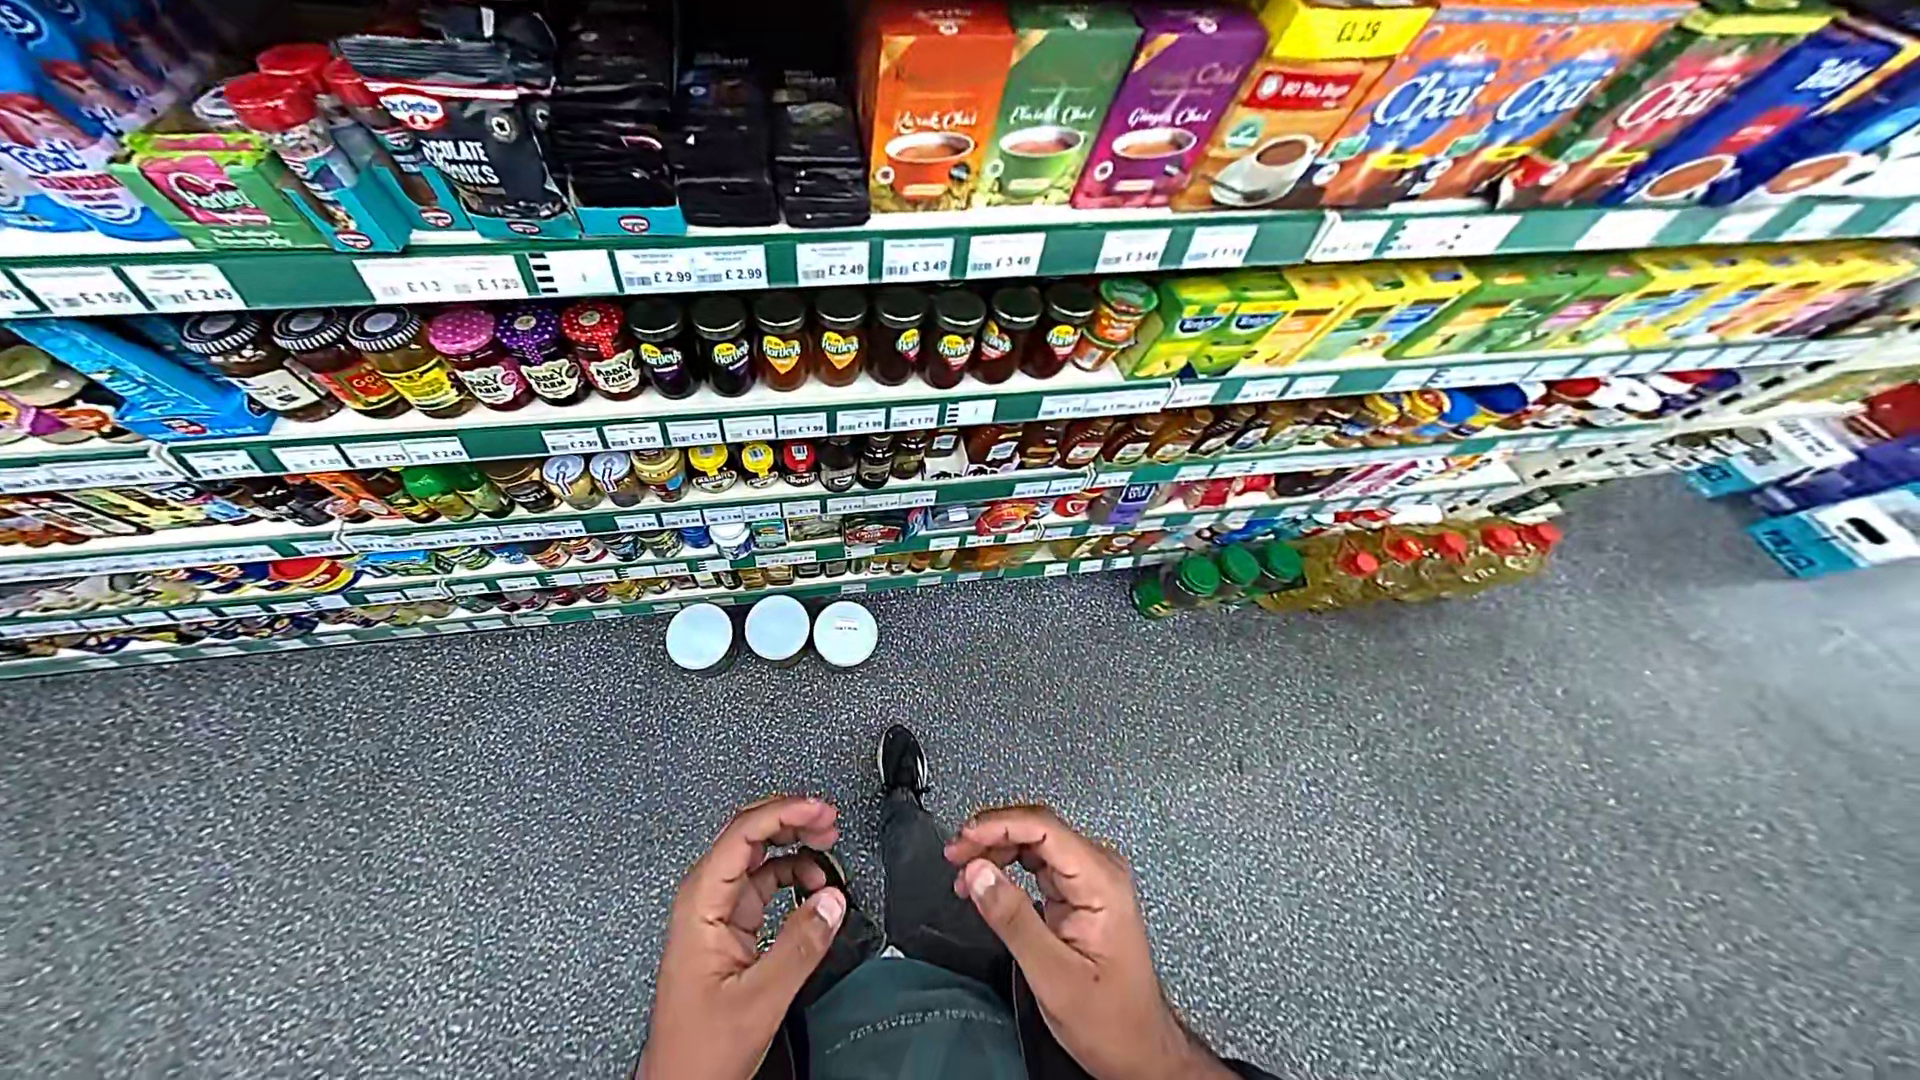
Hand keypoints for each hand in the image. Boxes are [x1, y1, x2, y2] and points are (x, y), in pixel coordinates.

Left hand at [639, 796, 846, 1079]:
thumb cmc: (697, 1053)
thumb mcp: (757, 1001)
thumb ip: (799, 946)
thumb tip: (831, 899)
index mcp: (701, 904)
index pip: (743, 833)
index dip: (785, 813)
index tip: (818, 810)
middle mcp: (706, 897)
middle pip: (751, 832)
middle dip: (793, 818)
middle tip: (829, 821)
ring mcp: (719, 908)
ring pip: (760, 851)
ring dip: (796, 841)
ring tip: (827, 844)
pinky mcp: (732, 921)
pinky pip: (767, 877)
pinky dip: (795, 871)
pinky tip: (814, 881)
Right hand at [945, 806, 1234, 1079]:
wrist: (1138, 1051)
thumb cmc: (1112, 1021)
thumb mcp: (1054, 977)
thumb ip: (1013, 920)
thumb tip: (978, 872)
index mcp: (1101, 881)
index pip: (1043, 827)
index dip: (999, 824)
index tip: (966, 838)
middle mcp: (1098, 869)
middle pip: (1036, 827)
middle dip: (990, 834)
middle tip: (955, 853)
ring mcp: (1088, 877)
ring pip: (1032, 840)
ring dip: (994, 848)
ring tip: (963, 868)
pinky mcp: (1076, 889)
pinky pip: (1035, 860)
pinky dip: (1005, 864)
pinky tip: (985, 879)